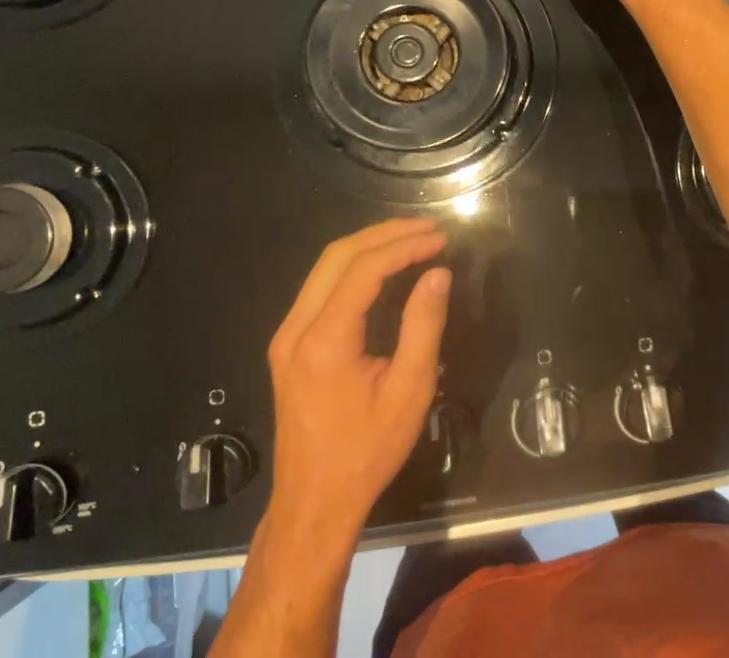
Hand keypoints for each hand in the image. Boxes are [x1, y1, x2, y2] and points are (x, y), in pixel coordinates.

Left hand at [263, 219, 450, 543]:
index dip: (405, 246)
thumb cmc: (368, 450)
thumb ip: (423, 326)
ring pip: (323, 269)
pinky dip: (354, 269)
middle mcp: (296, 329)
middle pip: (336, 257)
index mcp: (324, 340)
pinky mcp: (289, 347)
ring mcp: (286, 337)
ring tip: (413, 240)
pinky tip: (384, 270)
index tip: (442, 239)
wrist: (315, 499)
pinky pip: (319, 289)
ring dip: (368, 247)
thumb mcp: (409, 390)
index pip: (363, 270)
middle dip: (385, 234)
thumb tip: (438, 274)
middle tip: (430, 229)